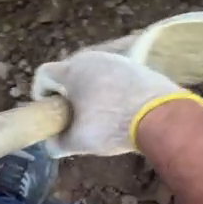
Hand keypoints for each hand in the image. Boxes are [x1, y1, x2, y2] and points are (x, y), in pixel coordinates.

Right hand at [33, 44, 202, 156]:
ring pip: (93, 71)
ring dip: (89, 89)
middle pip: (68, 71)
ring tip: (97, 112)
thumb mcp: (79, 142)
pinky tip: (119, 108)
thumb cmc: (112, 126)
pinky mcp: (137, 65)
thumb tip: (51, 145)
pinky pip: (114, 74)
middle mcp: (92, 58)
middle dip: (65, 92)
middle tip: (71, 114)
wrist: (163, 117)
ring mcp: (117, 59)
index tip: (48, 110)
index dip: (39, 92)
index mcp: (72, 71)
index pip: (43, 74)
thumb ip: (58, 144)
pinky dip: (110, 88)